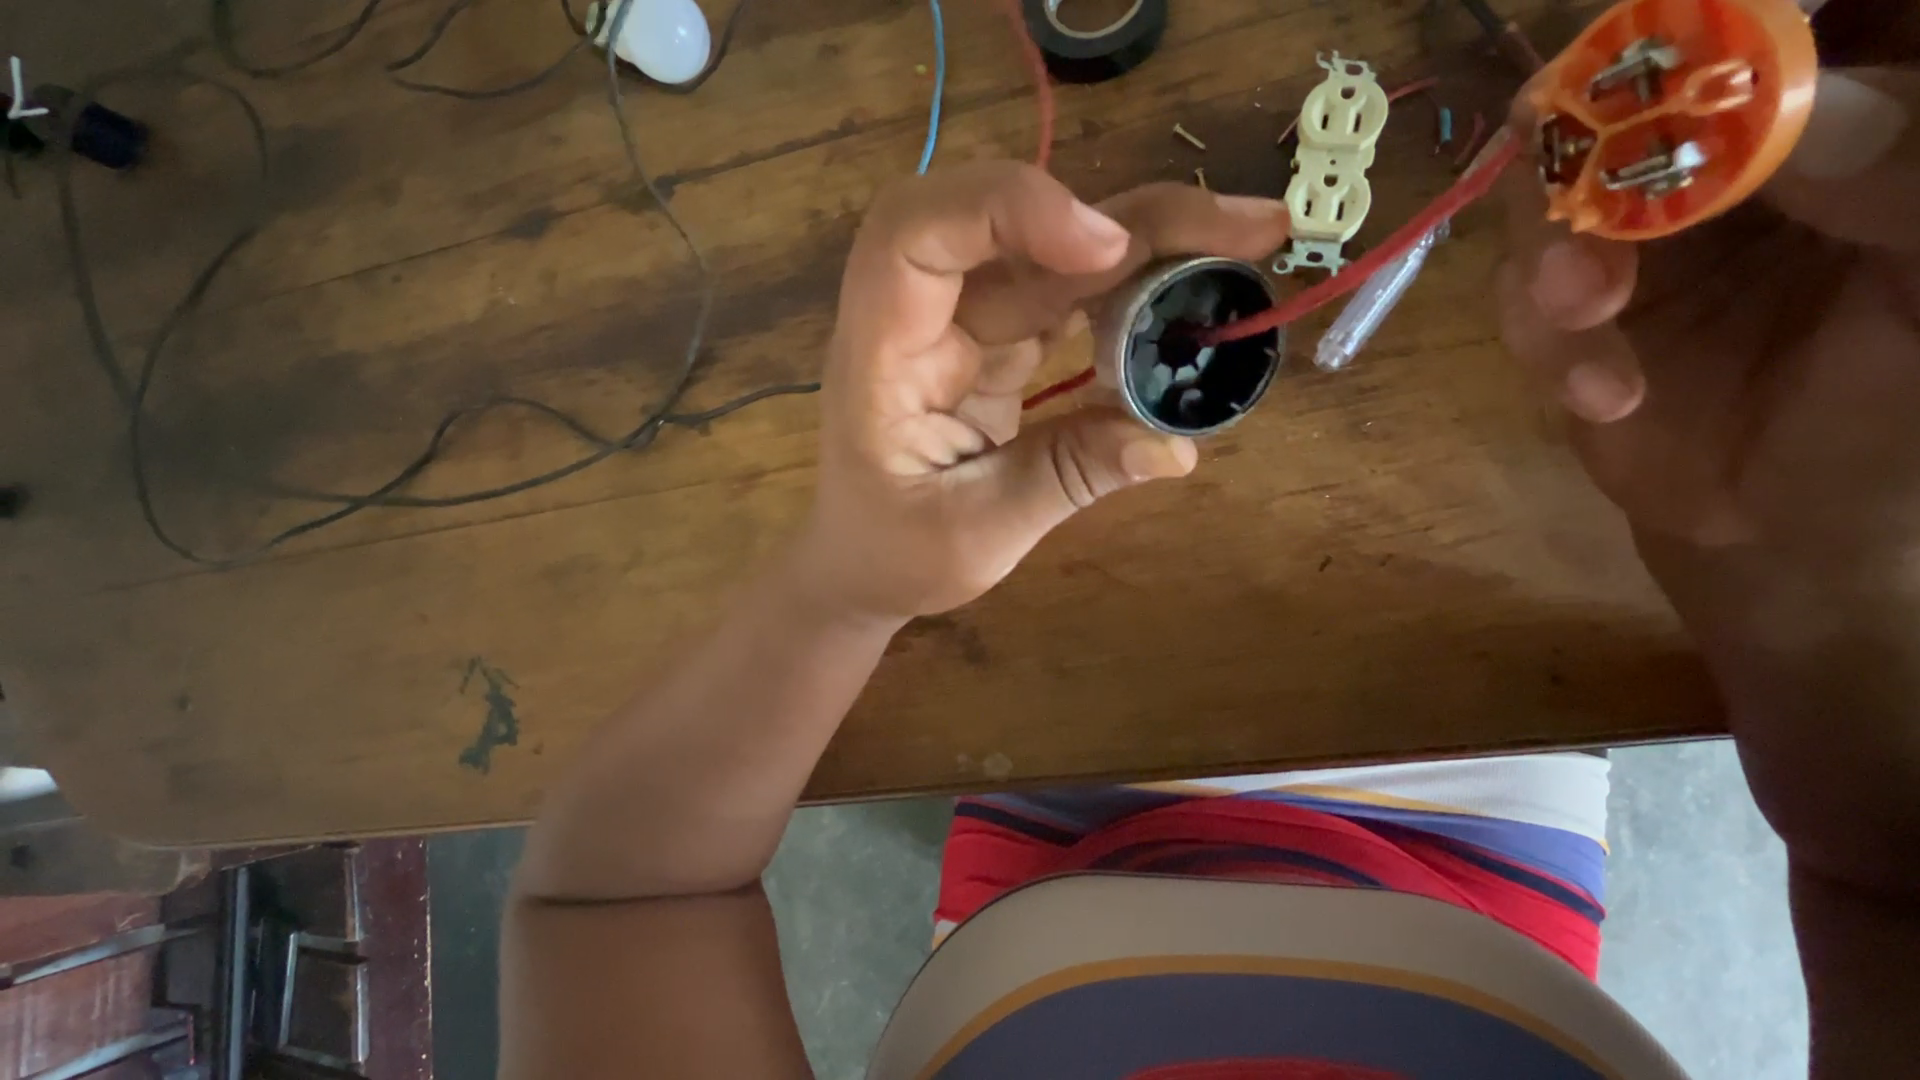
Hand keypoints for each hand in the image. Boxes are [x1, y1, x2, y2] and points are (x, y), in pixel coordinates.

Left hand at [793, 163, 1291, 619]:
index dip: (1010, 211)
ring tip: (1249, 243)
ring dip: (1152, 240)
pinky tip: (1198, 292)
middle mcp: (921, 318)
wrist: (863, 562)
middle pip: (1013, 224)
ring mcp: (964, 325)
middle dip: (1129, 215)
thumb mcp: (975, 534)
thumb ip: (1067, 480)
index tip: (1107, 250)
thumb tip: (1176, 446)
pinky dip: (1136, 291)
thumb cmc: (894, 555)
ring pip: (1056, 253)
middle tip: (1249, 226)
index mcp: (882, 355)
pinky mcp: (1001, 342)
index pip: (917, 234)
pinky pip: (1072, 297)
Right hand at [1497, 64, 1919, 591]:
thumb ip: (1897, 177)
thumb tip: (1781, 106)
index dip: (1721, 18)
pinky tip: (1602, 393)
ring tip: (1583, 310)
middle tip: (1557, 137)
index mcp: (1865, 114)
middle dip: (1600, 124)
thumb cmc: (1903, 410)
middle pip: (1639, 81)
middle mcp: (1742, 150)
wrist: (1785, 531)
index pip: (1793, 15)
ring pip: (1552, 179)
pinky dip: (1546, 336)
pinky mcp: (1569, 298)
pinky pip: (1520, 288)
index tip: (1677, 46)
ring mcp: (1643, 225)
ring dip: (1550, 242)